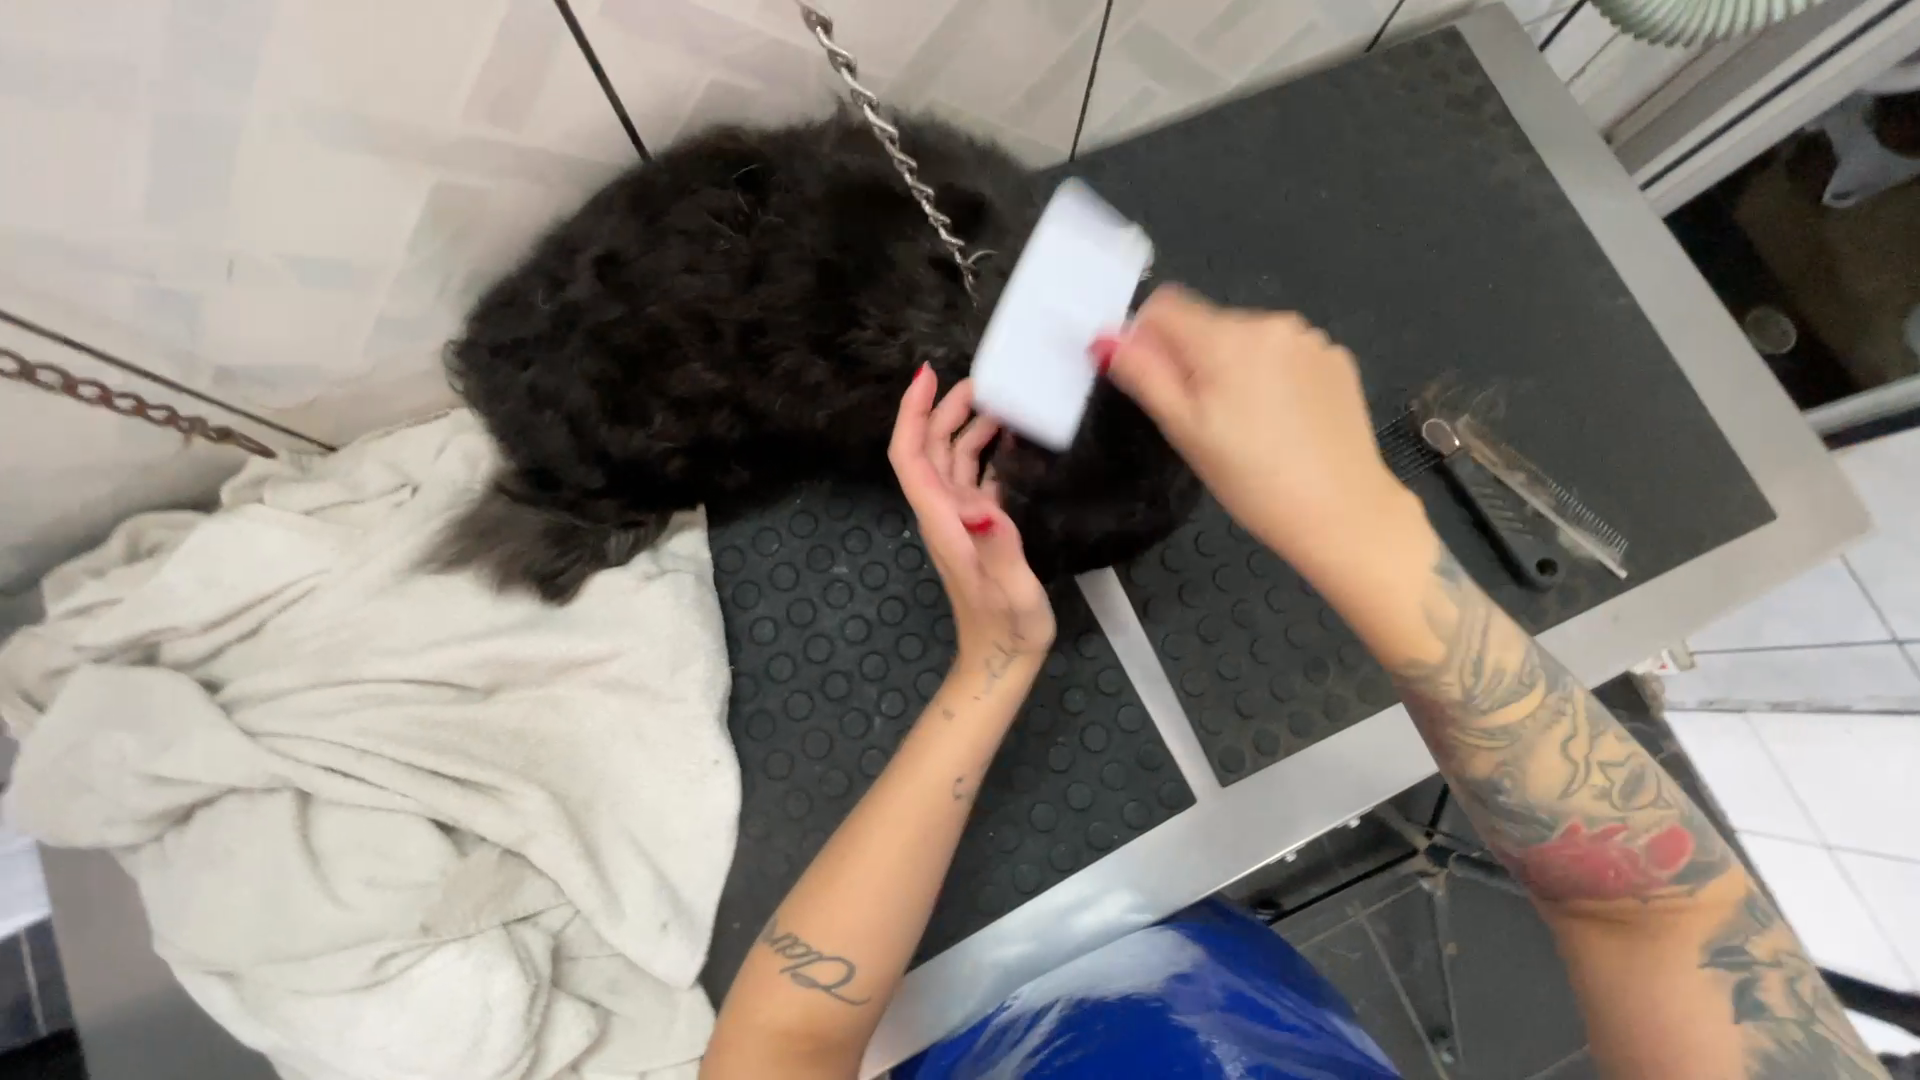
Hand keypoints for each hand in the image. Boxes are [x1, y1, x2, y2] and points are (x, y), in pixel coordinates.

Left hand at [888, 368, 1056, 680]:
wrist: (1002, 658)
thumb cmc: (1008, 629)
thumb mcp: (1012, 592)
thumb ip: (999, 549)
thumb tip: (984, 507)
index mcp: (943, 522)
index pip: (912, 458)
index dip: (913, 415)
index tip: (929, 376)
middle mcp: (945, 514)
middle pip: (930, 450)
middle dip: (945, 410)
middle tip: (984, 383)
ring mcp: (960, 520)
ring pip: (951, 461)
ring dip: (967, 427)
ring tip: (1003, 403)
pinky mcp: (977, 527)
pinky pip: (975, 479)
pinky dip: (988, 453)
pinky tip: (1013, 441)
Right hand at [1100, 284, 1423, 579]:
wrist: (1341, 510)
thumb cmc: (1252, 479)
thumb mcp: (1184, 430)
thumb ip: (1142, 375)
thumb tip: (1105, 338)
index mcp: (1226, 338)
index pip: (1163, 307)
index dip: (1146, 340)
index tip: (1156, 384)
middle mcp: (1271, 324)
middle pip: (1206, 323)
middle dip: (1193, 361)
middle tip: (1202, 420)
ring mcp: (1310, 339)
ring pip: (1245, 340)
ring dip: (1232, 368)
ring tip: (1245, 425)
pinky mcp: (1336, 359)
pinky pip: (1284, 354)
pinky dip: (1272, 378)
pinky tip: (1280, 422)